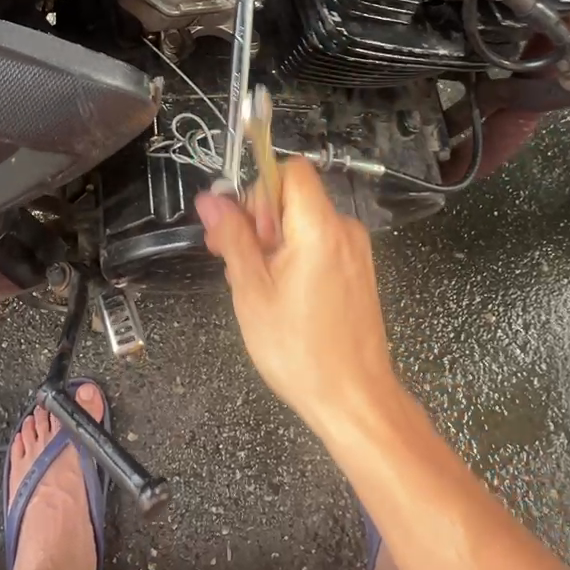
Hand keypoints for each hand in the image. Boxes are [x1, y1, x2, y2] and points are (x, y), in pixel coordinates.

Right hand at [195, 160, 397, 432]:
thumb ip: (232, 237)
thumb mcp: (251, 291)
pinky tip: (282, 294)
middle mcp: (344, 229)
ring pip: (304, 221)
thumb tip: (210, 200)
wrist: (354, 399)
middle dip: (260, 220)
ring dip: (275, 241)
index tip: (245, 228)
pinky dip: (296, 255)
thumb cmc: (299, 350)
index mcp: (319, 227)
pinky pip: (320, 242)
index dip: (260, 190)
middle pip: (294, 196)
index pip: (290, 170)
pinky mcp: (358, 269)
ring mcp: (356, 250)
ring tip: (258, 286)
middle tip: (236, 260)